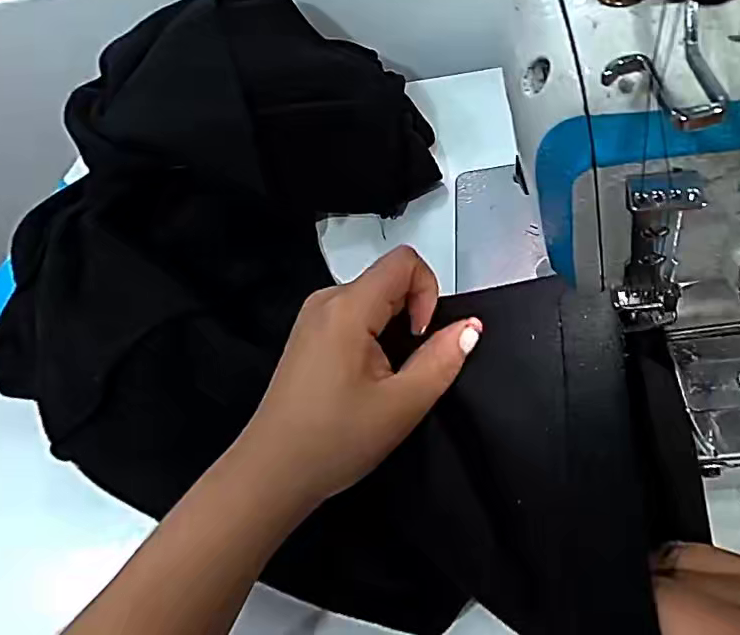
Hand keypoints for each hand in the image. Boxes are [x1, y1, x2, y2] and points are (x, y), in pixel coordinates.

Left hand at [237, 246, 481, 507]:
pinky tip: (364, 377)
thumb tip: (471, 325)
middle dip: (412, 312)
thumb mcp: (402, 405)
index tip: (422, 337)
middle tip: (406, 366)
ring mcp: (314, 315)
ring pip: (375, 297)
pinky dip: (374, 334)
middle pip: (390, 278)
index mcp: (348, 307)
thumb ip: (443, 359)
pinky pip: (356, 312)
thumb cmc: (334, 440)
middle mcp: (327, 299)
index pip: (405, 261)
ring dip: (394, 326)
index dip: (428, 290)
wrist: (268, 478)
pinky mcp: (308, 333)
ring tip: (385, 376)